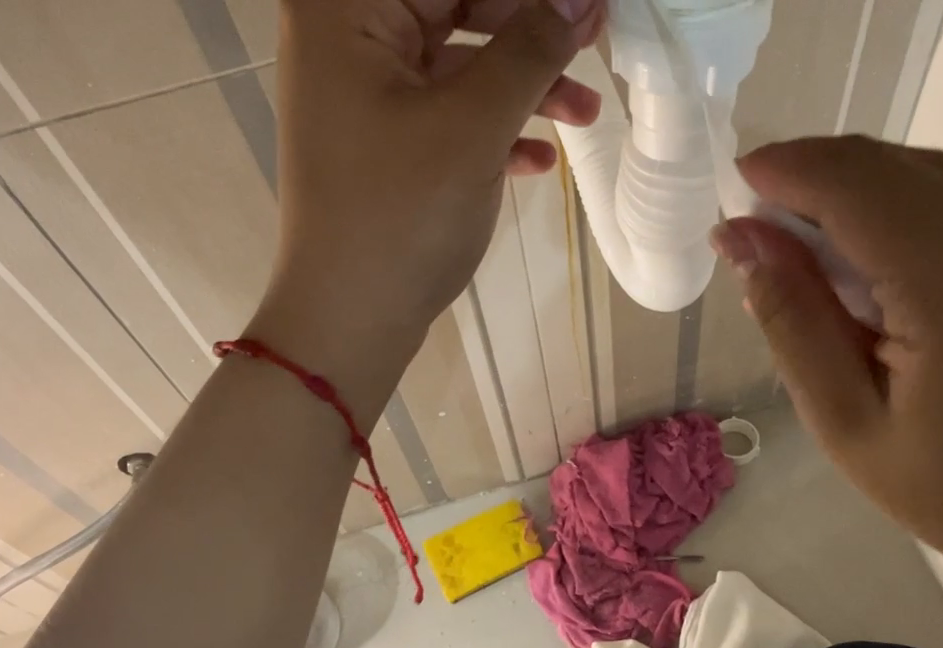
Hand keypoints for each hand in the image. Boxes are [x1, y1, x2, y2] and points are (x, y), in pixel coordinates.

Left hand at [256, 0, 605, 379]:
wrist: (349, 321)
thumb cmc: (402, 216)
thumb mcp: (474, 127)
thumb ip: (530, 50)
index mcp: (347, 7)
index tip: (590, 7)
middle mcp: (347, 36)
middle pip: (457, 6)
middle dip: (530, 32)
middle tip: (595, 46)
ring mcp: (364, 95)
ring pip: (458, 64)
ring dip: (524, 87)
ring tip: (585, 117)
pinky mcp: (382, 145)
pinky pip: (446, 115)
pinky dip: (493, 130)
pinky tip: (539, 161)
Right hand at [711, 137, 942, 585]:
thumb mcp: (848, 426)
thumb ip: (793, 321)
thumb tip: (742, 238)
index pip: (852, 180)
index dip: (784, 173)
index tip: (735, 199)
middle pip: (891, 166)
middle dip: (819, 194)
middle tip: (778, 262)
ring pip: (931, 174)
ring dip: (869, 209)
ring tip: (846, 292)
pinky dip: (920, 220)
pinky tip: (908, 287)